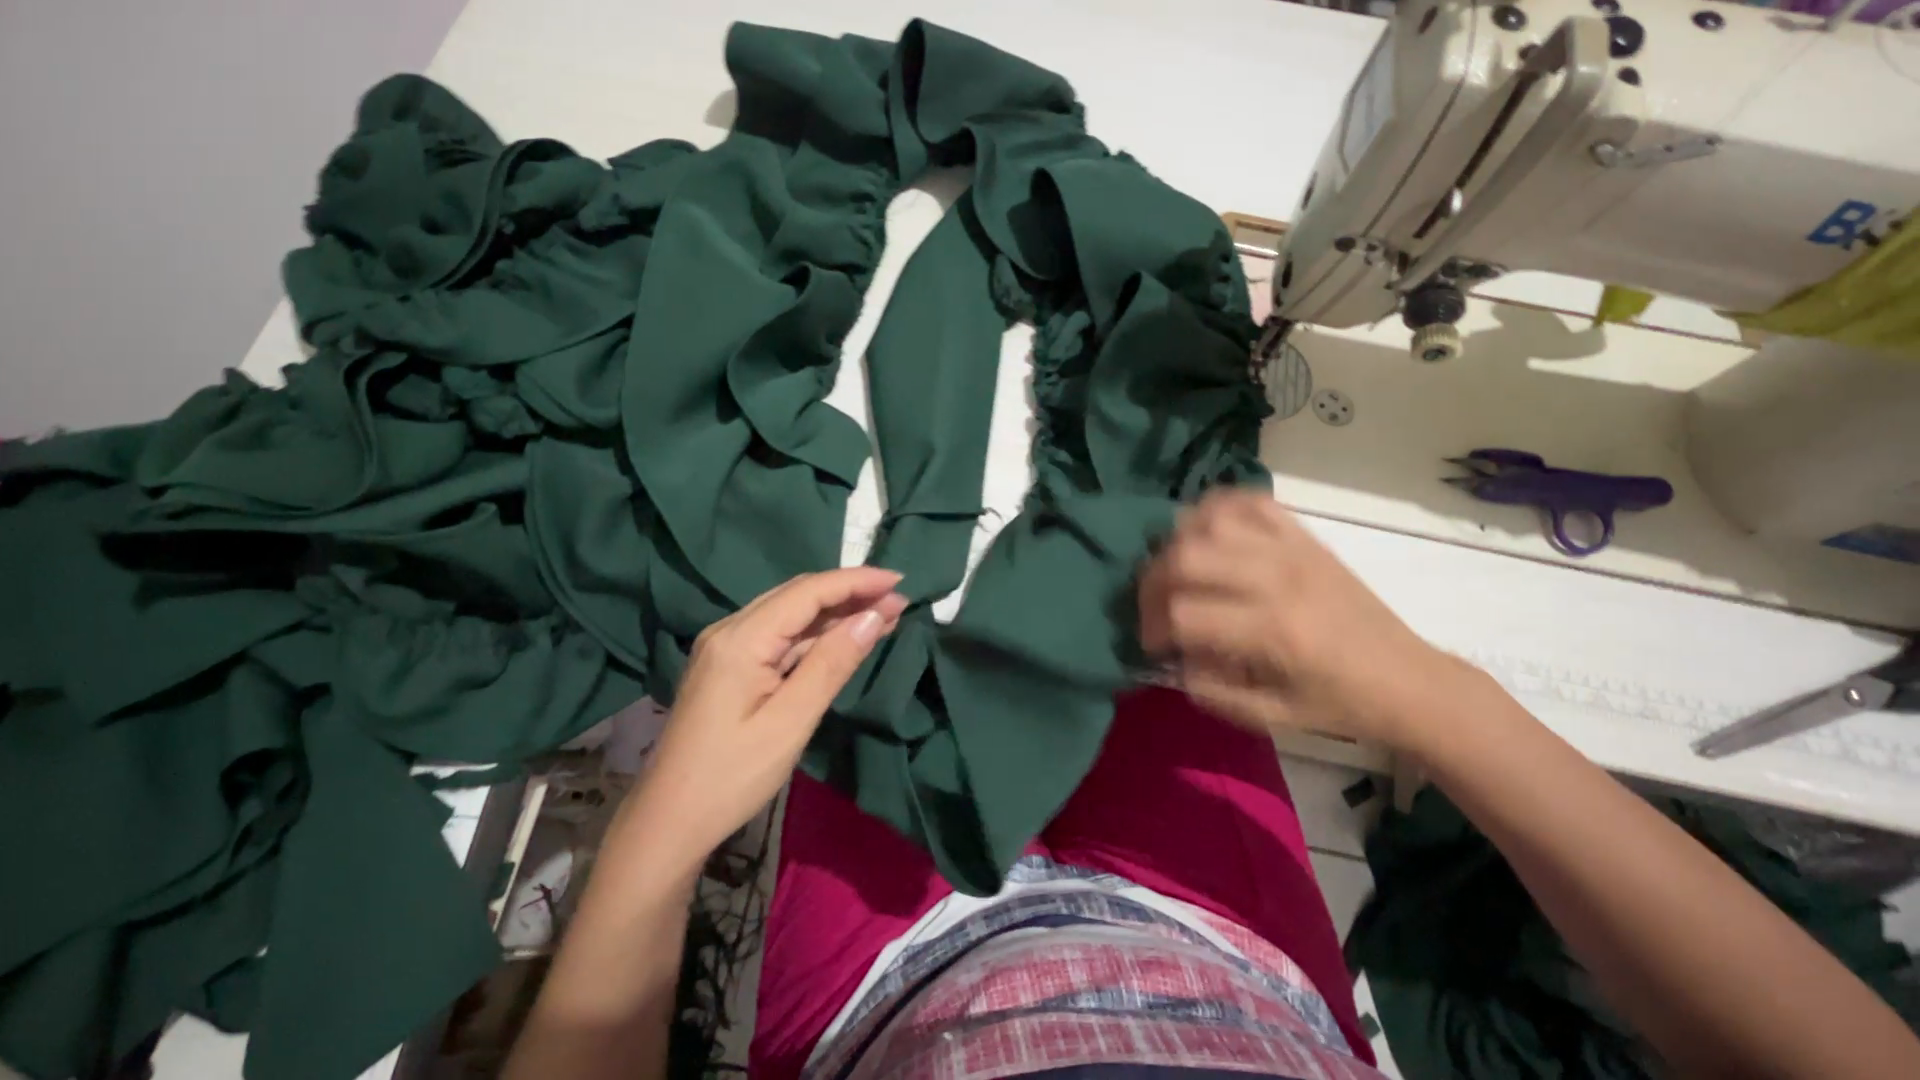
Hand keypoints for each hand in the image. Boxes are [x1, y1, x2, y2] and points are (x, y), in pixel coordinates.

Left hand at [622, 568, 907, 867]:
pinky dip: (815, 636)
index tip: (901, 579)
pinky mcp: (728, 669)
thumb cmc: (733, 775)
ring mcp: (725, 649)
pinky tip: (844, 639)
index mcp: (741, 638)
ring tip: (884, 615)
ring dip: (835, 614)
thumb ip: (832, 663)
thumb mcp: (791, 721)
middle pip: (797, 596)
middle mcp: (729, 631)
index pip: (808, 591)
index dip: (856, 581)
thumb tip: (874, 616)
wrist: (670, 820)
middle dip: (850, 593)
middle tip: (900, 599)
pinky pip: (778, 638)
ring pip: (789, 616)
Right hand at [1138, 490, 1468, 748]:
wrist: (1405, 679)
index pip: (1182, 612)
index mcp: (1271, 631)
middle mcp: (1276, 579)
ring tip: (1178, 571)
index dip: (1152, 629)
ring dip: (1178, 544)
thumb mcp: (1268, 716)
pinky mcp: (1304, 536)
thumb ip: (1209, 688)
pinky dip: (1218, 510)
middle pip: (1185, 556)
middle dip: (1152, 582)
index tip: (1154, 647)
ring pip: (1209, 521)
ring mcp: (1292, 549)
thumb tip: (1173, 656)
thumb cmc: (1337, 704)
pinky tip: (1208, 534)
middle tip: (1154, 607)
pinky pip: (1249, 501)